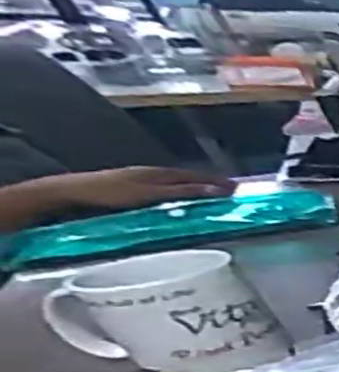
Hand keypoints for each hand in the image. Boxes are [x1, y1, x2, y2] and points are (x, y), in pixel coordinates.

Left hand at [37, 167, 233, 211]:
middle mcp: (153, 173)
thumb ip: (186, 191)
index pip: (198, 176)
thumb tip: (221, 189)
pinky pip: (163, 187)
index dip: (218, 181)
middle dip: (209, 183)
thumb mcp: (153, 194)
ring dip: (193, 187)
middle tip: (228, 191)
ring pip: (175, 182)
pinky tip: (176, 197)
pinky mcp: (129, 186)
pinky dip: (177, 191)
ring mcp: (139, 179)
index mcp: (162, 173)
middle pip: (188, 177)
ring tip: (207, 195)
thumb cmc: (110, 193)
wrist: (66, 193)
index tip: (238, 188)